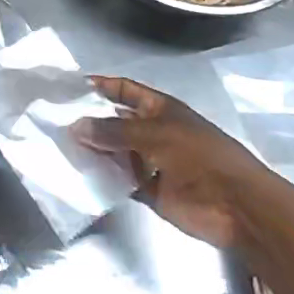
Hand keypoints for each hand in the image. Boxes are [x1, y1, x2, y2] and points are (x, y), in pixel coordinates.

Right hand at [69, 76, 276, 249]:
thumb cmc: (199, 156)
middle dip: (89, 121)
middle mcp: (152, 132)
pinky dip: (103, 177)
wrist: (238, 207)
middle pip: (114, 121)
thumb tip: (75, 126)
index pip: (123, 90)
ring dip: (93, 150)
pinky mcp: (149, 190)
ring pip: (114, 151)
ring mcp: (151, 162)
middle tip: (55, 120)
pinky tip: (80, 174)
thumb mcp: (153, 134)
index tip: (68, 88)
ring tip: (60, 147)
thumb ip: (112, 130)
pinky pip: (119, 180)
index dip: (99, 86)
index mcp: (159, 109)